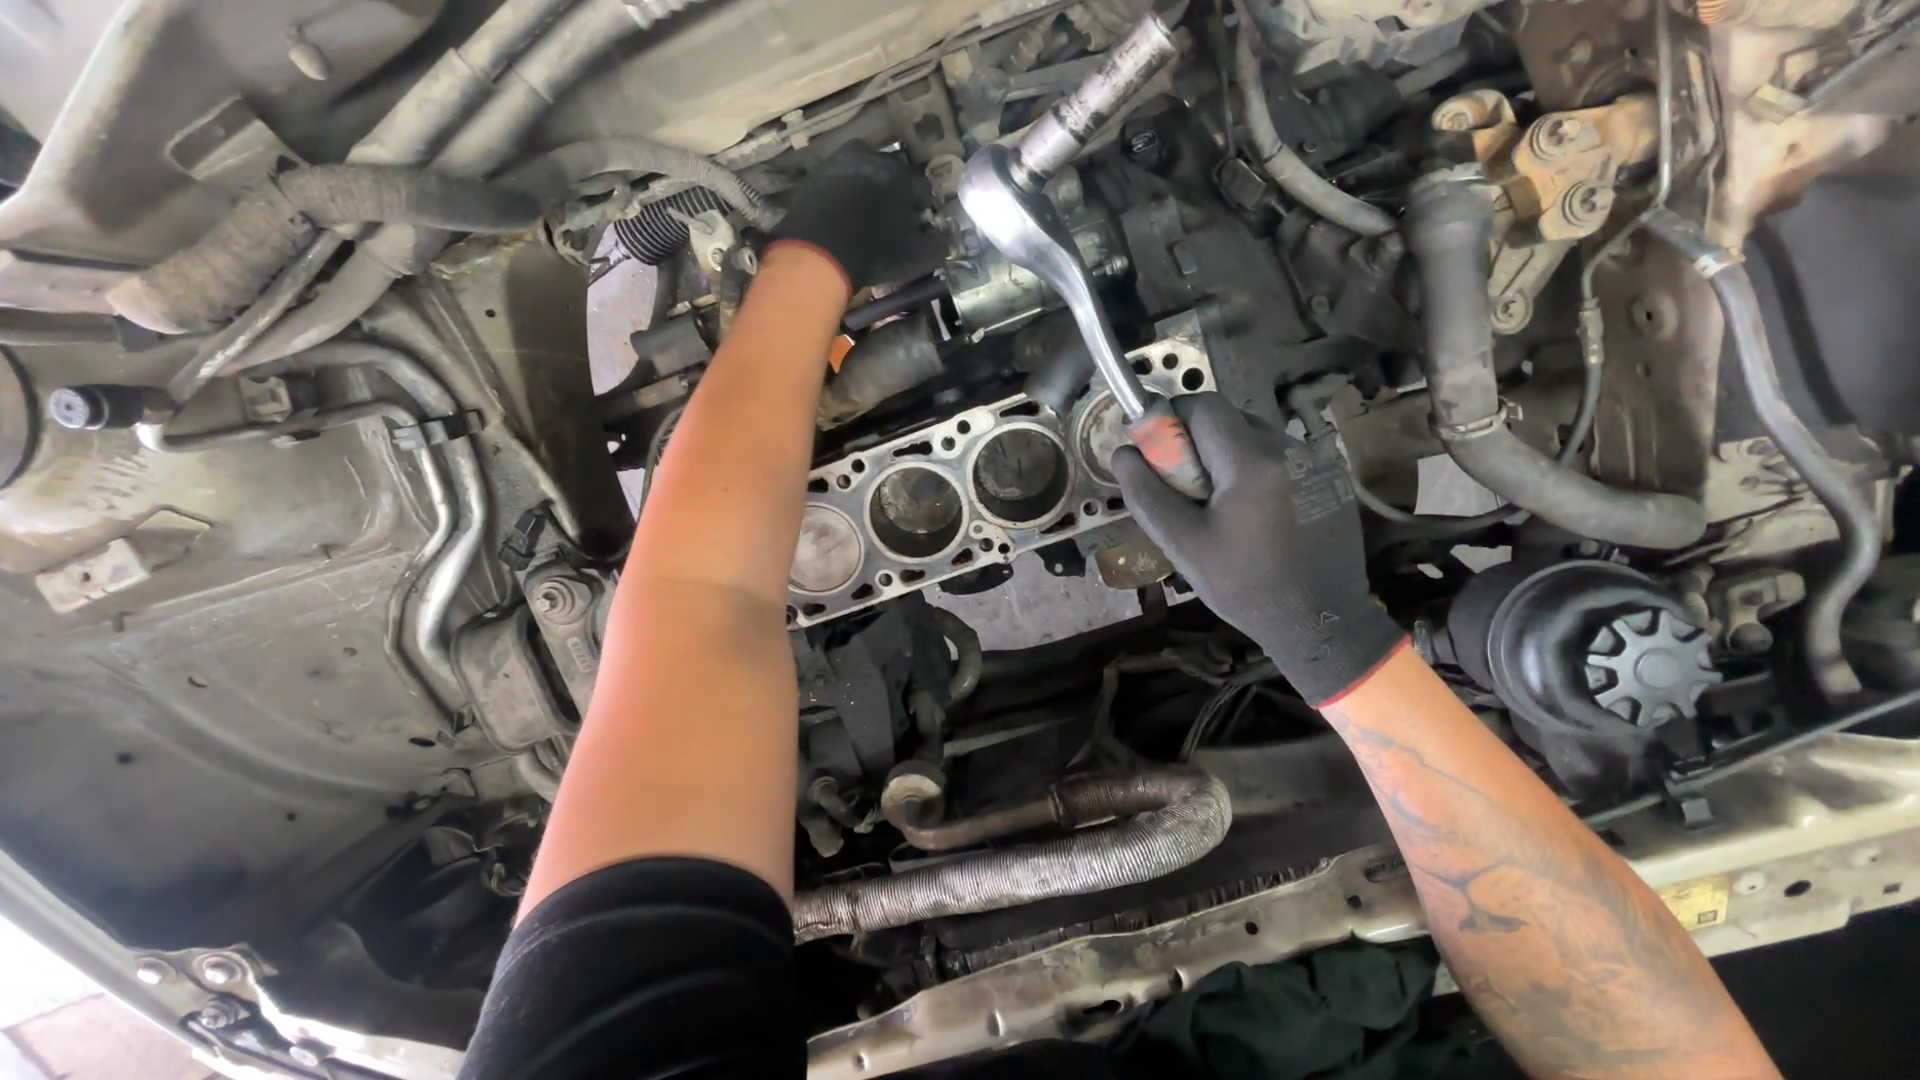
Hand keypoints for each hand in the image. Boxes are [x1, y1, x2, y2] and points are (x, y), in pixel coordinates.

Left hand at [767, 142, 945, 293]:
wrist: (819, 251)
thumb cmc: (875, 252)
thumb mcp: (915, 256)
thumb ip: (937, 245)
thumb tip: (946, 239)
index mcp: (901, 176)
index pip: (920, 186)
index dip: (921, 205)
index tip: (918, 222)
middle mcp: (873, 159)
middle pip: (891, 171)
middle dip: (894, 189)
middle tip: (890, 214)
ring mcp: (841, 162)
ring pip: (862, 169)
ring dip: (867, 184)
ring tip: (863, 210)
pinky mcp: (816, 175)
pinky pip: (836, 179)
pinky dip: (842, 191)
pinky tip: (840, 212)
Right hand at [1112, 393, 1405, 705]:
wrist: (1317, 619)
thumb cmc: (1242, 585)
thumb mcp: (1182, 545)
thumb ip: (1147, 494)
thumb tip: (1123, 453)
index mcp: (1251, 461)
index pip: (1202, 406)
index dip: (1171, 420)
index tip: (1158, 455)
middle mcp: (1287, 447)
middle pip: (1227, 417)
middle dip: (1196, 442)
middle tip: (1185, 488)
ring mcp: (1314, 458)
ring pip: (1251, 434)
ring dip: (1224, 455)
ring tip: (1218, 505)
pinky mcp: (1328, 473)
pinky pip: (1276, 454)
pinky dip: (1252, 470)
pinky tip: (1252, 513)